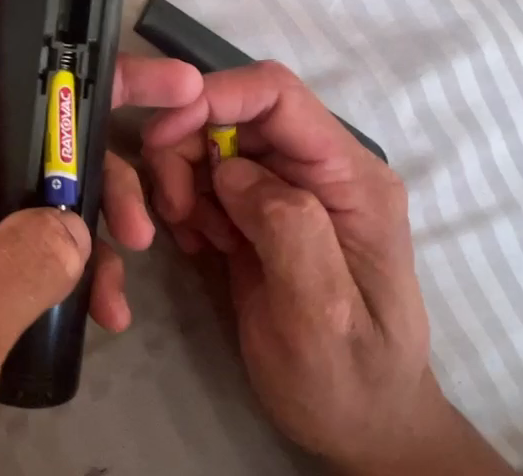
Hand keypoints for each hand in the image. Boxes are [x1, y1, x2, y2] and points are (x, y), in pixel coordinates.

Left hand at [0, 0, 201, 474]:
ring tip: (141, 249)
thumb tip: (78, 225)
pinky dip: (75, 252)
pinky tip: (106, 302)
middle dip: (101, 101)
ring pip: (43, 168)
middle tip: (177, 98)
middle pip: (26, 100)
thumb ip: (31, 259)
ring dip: (100, 197)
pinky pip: (34, 226)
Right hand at [143, 62, 511, 475]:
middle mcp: (318, 169)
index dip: (211, 97)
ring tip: (190, 235)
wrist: (360, 428)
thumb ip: (288, 227)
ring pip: (208, 141)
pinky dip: (185, 202)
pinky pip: (203, 178)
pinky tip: (198, 244)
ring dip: (181, 178)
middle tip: (171, 209)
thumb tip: (232, 168)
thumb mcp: (324, 313)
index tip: (162, 138)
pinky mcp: (258, 210)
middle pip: (230, 113)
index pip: (274, 94)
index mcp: (349, 177)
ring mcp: (286, 189)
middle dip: (185, 147)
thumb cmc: (349, 377)